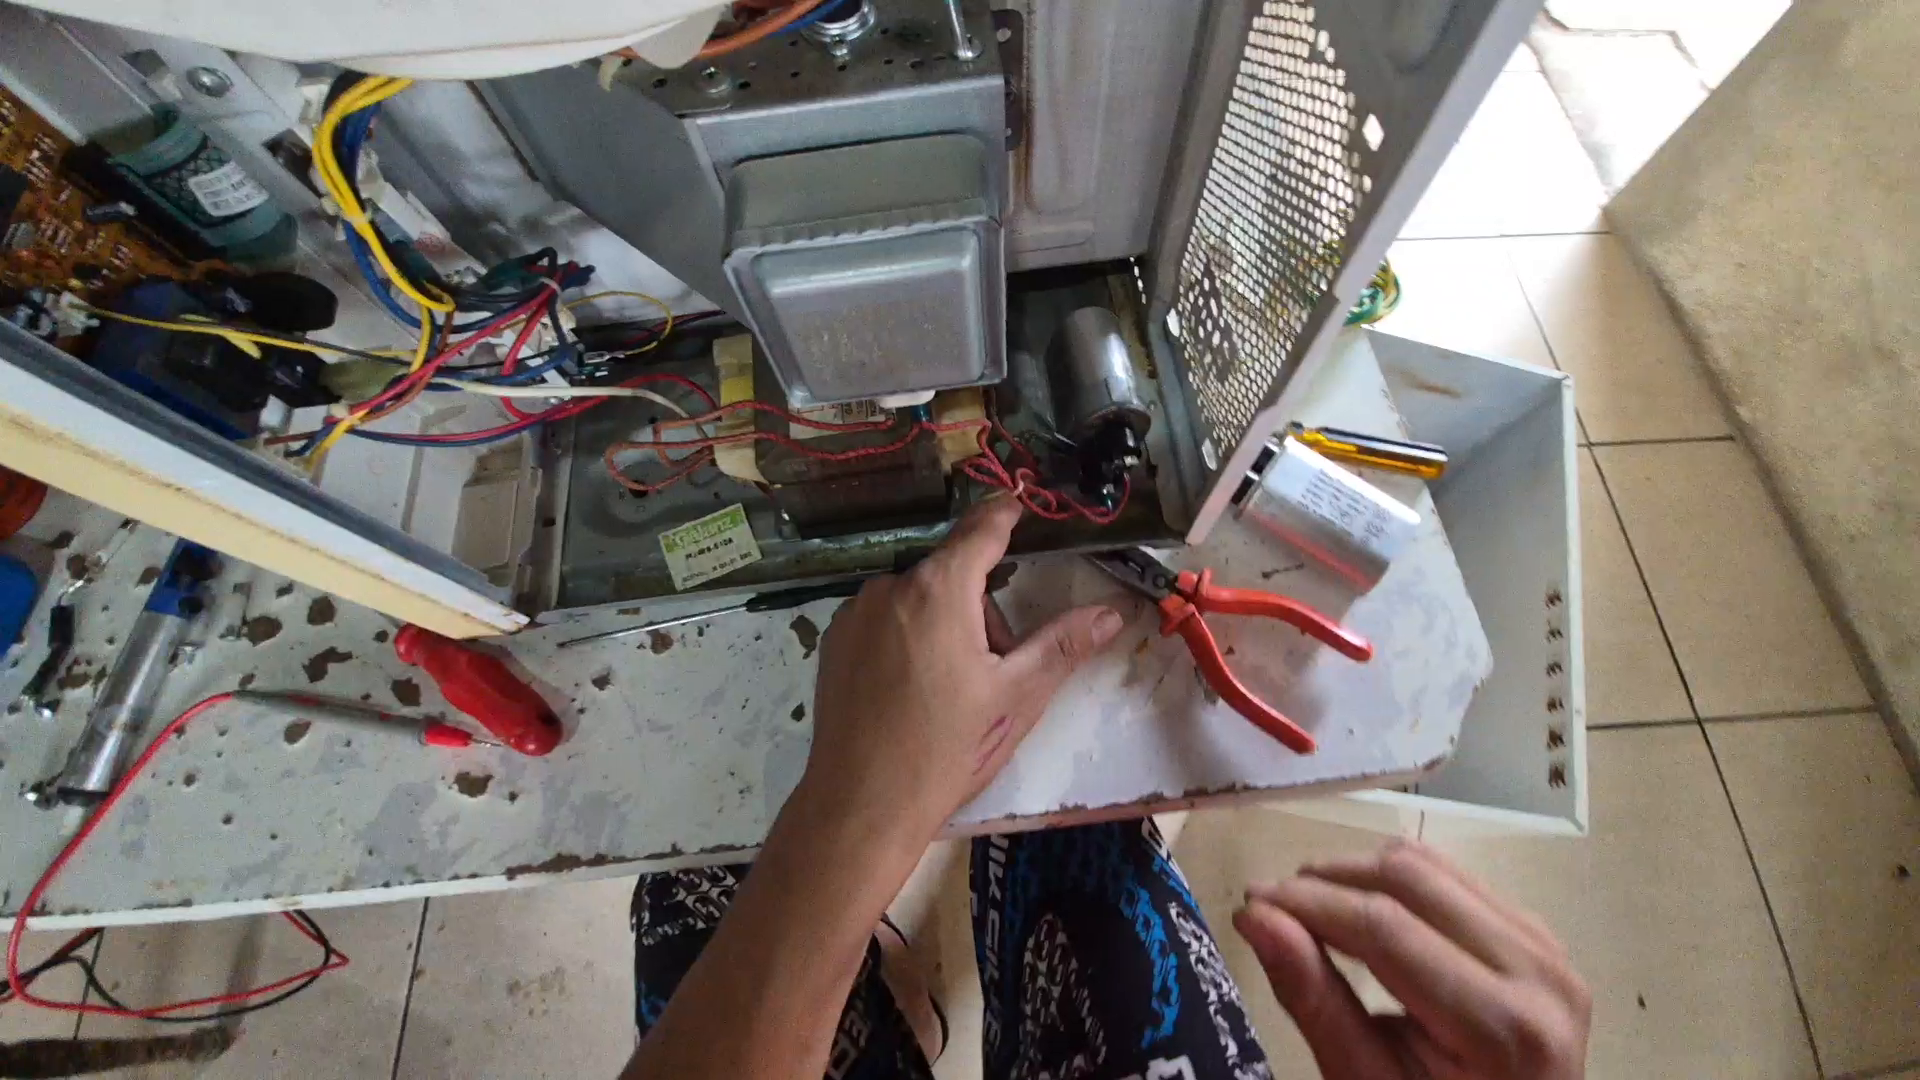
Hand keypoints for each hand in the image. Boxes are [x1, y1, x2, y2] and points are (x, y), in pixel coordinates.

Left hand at [802, 497, 1124, 843]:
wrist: (861, 805)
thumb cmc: (948, 748)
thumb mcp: (1017, 696)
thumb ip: (1064, 644)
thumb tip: (1113, 611)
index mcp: (938, 589)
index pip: (980, 532)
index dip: (1005, 514)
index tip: (1019, 501)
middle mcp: (890, 586)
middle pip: (951, 576)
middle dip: (980, 608)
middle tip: (992, 670)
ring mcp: (854, 613)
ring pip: (917, 600)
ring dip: (943, 624)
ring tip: (947, 691)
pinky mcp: (833, 641)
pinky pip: (884, 620)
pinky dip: (905, 638)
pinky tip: (907, 693)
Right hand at [1234, 840, 1589, 1079]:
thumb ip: (1312, 998)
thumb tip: (1253, 916)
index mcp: (1505, 1028)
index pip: (1384, 928)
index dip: (1306, 904)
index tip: (1248, 903)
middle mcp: (1539, 972)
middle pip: (1404, 878)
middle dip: (1325, 881)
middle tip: (1275, 907)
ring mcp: (1544, 945)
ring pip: (1421, 863)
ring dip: (1354, 874)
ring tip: (1315, 911)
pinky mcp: (1532, 930)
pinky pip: (1444, 872)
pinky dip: (1387, 878)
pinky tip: (1364, 912)